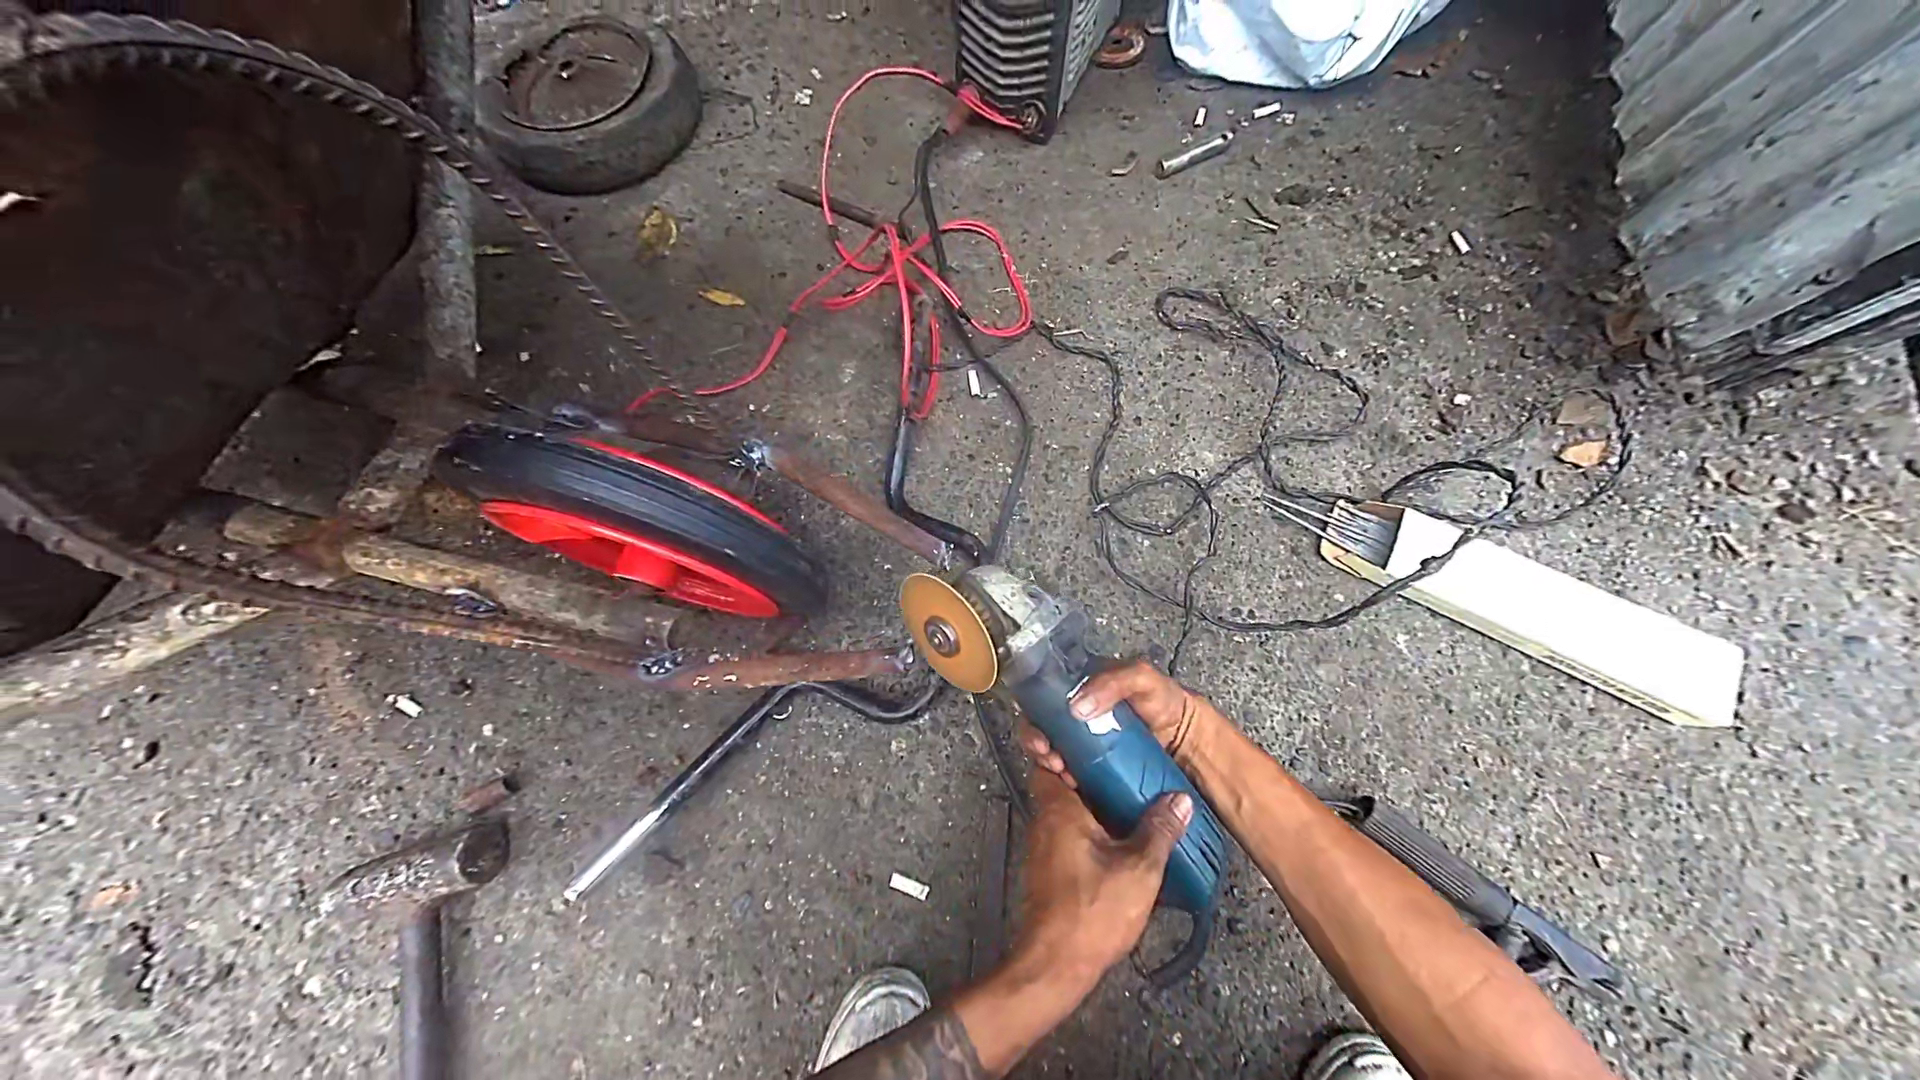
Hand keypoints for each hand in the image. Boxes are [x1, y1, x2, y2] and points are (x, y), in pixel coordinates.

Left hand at [1003, 765, 1192, 995]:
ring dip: (1089, 797)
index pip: (1046, 756)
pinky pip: (1067, 829)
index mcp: (1058, 808)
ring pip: (1064, 805)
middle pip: (1058, 778)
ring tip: (1127, 794)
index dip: (1065, 743)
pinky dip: (1088, 822)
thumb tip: (1179, 801)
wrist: (1056, 964)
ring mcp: (1044, 843)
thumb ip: (1159, 831)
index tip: (1091, 738)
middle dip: (1086, 769)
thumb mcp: (1139, 869)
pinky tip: (1117, 832)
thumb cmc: (1091, 913)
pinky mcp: (1050, 865)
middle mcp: (1044, 819)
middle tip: (1120, 764)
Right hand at [1019, 659, 1224, 790]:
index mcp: (1082, 688)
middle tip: (1048, 753)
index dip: (1036, 714)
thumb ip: (1111, 682)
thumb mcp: (1141, 677)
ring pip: (1051, 751)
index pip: (1044, 697)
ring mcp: (1085, 743)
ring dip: (1047, 760)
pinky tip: (1070, 782)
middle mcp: (1078, 715)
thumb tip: (1076, 706)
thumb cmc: (1165, 701)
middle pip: (1041, 727)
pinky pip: (1070, 773)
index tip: (1042, 732)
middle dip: (1037, 741)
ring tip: (1060, 769)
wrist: (1190, 740)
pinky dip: (1063, 779)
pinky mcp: (1094, 769)